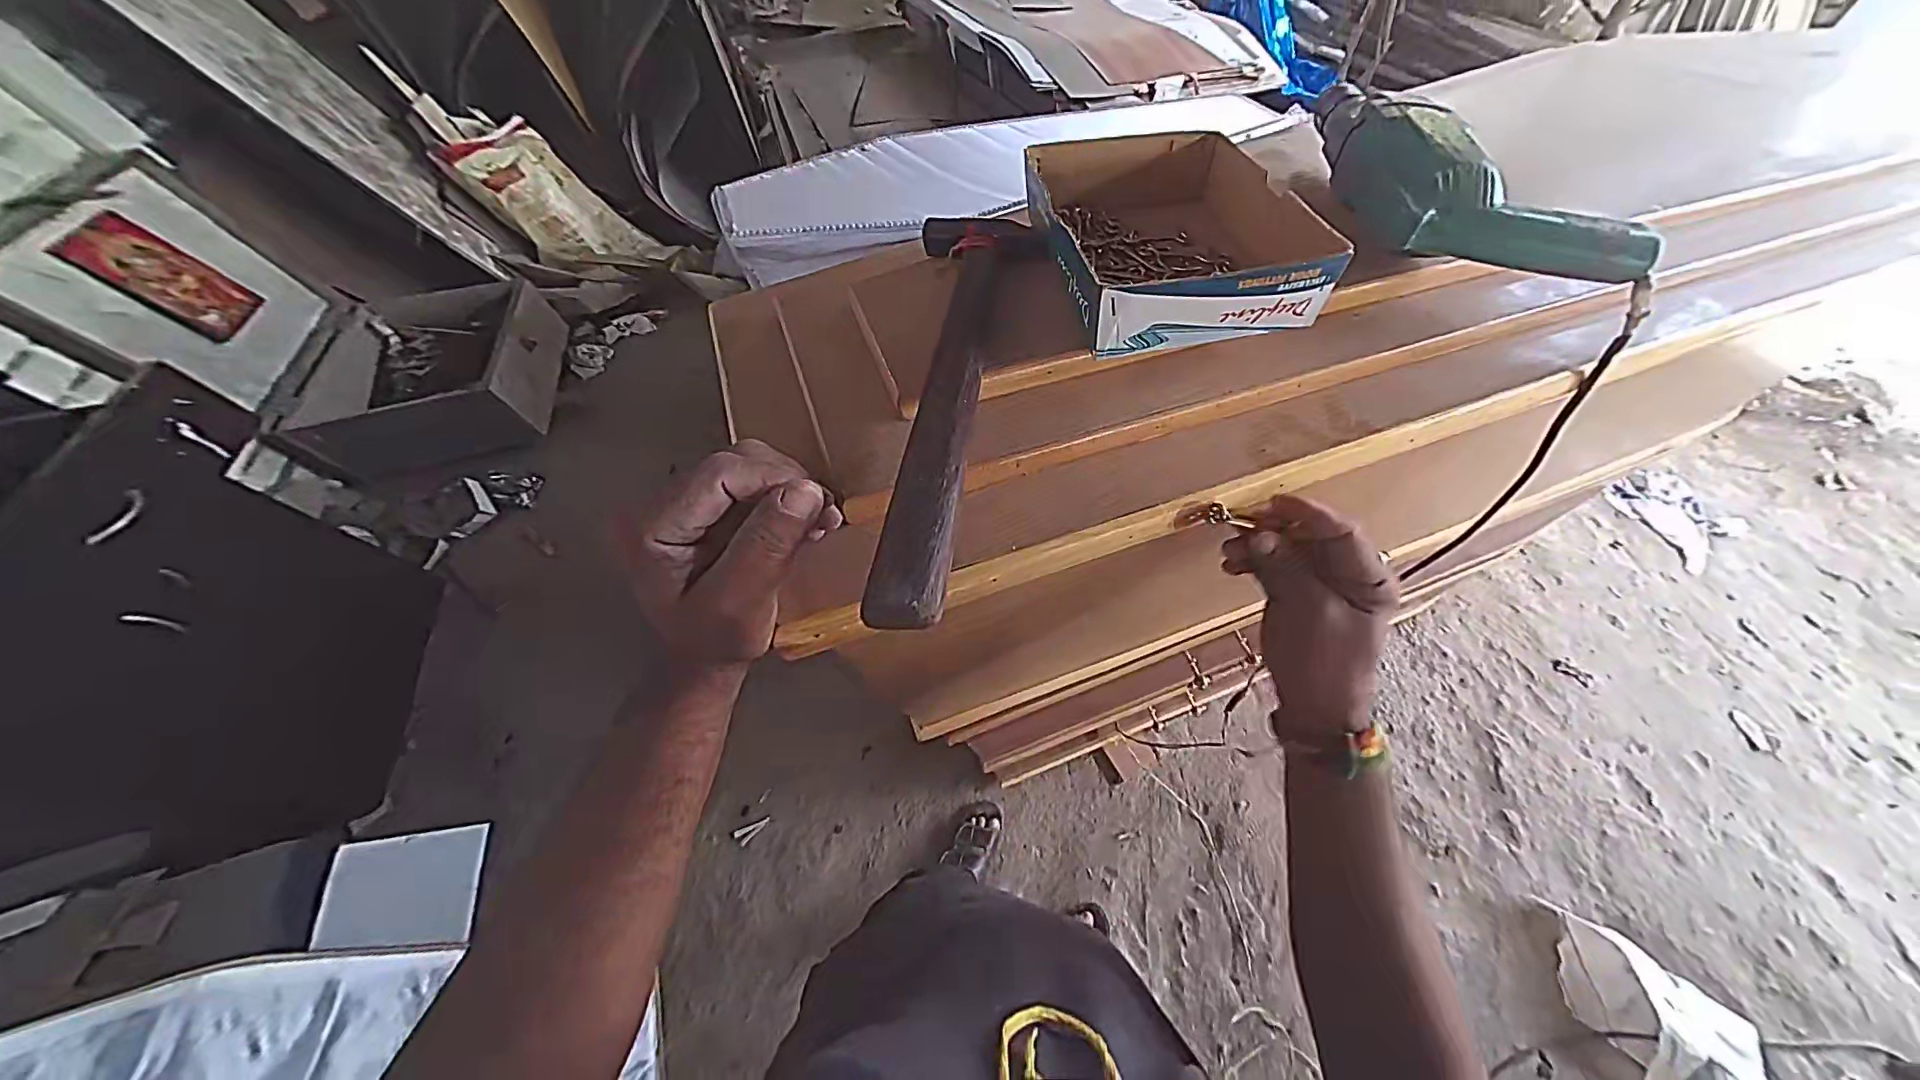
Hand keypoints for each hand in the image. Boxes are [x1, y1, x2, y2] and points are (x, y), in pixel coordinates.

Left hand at [612, 440, 843, 671]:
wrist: (703, 660)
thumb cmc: (712, 644)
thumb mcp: (740, 604)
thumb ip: (768, 546)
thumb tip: (806, 491)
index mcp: (649, 526)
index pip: (720, 474)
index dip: (775, 479)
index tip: (817, 503)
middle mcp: (659, 504)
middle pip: (734, 463)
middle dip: (786, 483)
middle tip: (821, 514)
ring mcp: (684, 502)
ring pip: (747, 465)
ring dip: (790, 488)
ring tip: (815, 520)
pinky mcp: (708, 506)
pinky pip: (751, 482)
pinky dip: (785, 497)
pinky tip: (804, 520)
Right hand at [1221, 494, 1398, 738]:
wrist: (1315, 709)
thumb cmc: (1324, 664)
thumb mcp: (1307, 612)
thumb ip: (1285, 569)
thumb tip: (1261, 536)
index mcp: (1370, 579)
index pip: (1342, 533)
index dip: (1309, 514)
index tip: (1276, 502)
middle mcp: (1347, 577)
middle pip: (1310, 538)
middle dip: (1275, 530)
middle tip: (1244, 525)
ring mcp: (1319, 587)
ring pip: (1288, 551)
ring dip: (1257, 547)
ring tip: (1230, 552)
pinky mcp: (1295, 596)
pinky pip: (1274, 568)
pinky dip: (1253, 563)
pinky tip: (1233, 564)